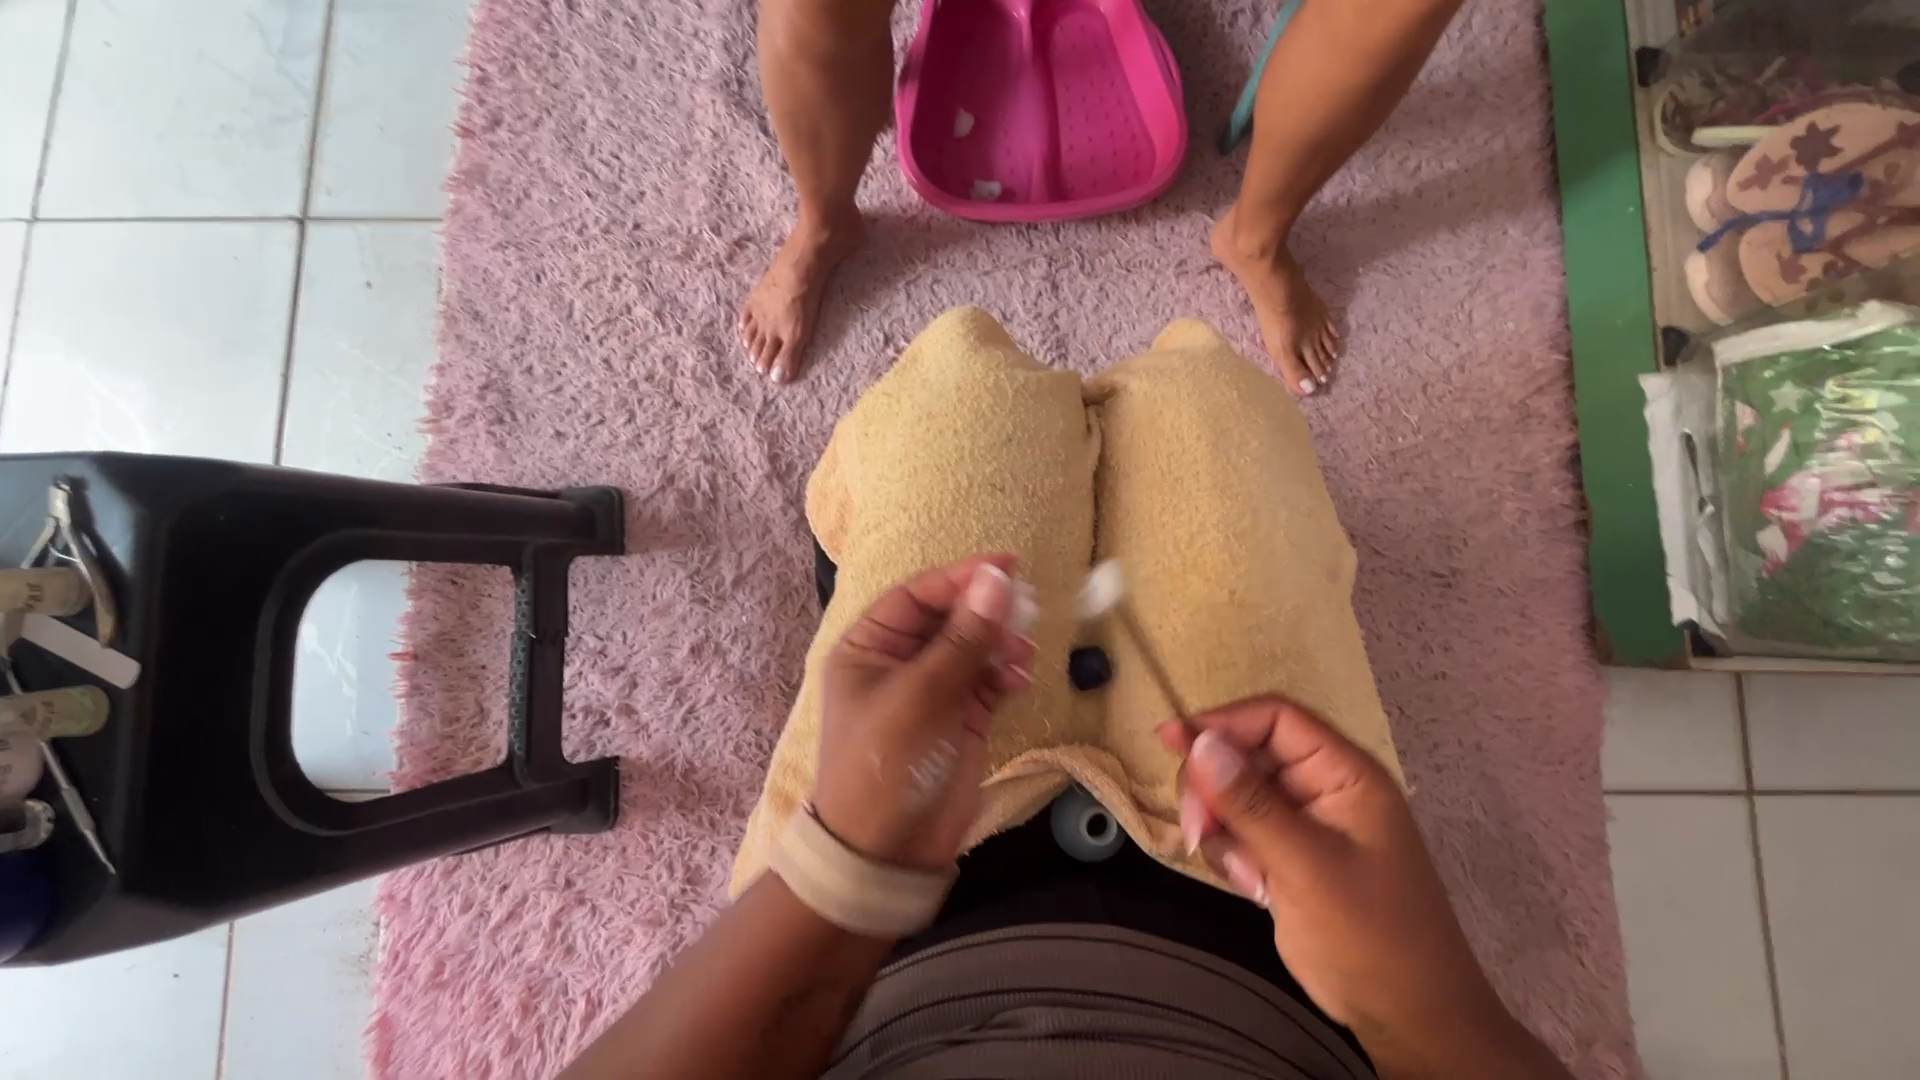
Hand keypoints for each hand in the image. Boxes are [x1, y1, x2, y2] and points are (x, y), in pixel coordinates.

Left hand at [810, 556, 1034, 870]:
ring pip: (974, 646)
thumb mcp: (919, 697)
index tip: (1008, 566)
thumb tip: (997, 580)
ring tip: (1019, 655)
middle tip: (1025, 608)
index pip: (917, 595)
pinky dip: (1005, 673)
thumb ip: (961, 639)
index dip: (960, 577)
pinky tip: (1017, 679)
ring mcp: (933, 690)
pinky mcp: (962, 717)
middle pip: (949, 616)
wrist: (888, 854)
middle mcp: (900, 662)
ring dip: (999, 642)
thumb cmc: (887, 766)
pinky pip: (988, 679)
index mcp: (869, 648)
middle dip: (985, 611)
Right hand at [1159, 699, 1521, 1057]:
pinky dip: (1231, 852)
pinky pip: (1237, 829)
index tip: (1172, 741)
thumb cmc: (1372, 937)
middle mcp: (1320, 787)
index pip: (1275, 719)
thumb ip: (1250, 803)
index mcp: (1343, 774)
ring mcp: (1302, 821)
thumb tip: (1198, 743)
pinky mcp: (1285, 853)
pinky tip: (1251, 886)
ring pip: (1233, 793)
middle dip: (1214, 787)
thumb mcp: (1307, 866)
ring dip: (1220, 825)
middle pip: (1245, 753)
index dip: (1222, 723)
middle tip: (1196, 827)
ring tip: (1240, 873)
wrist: (1407, 1020)